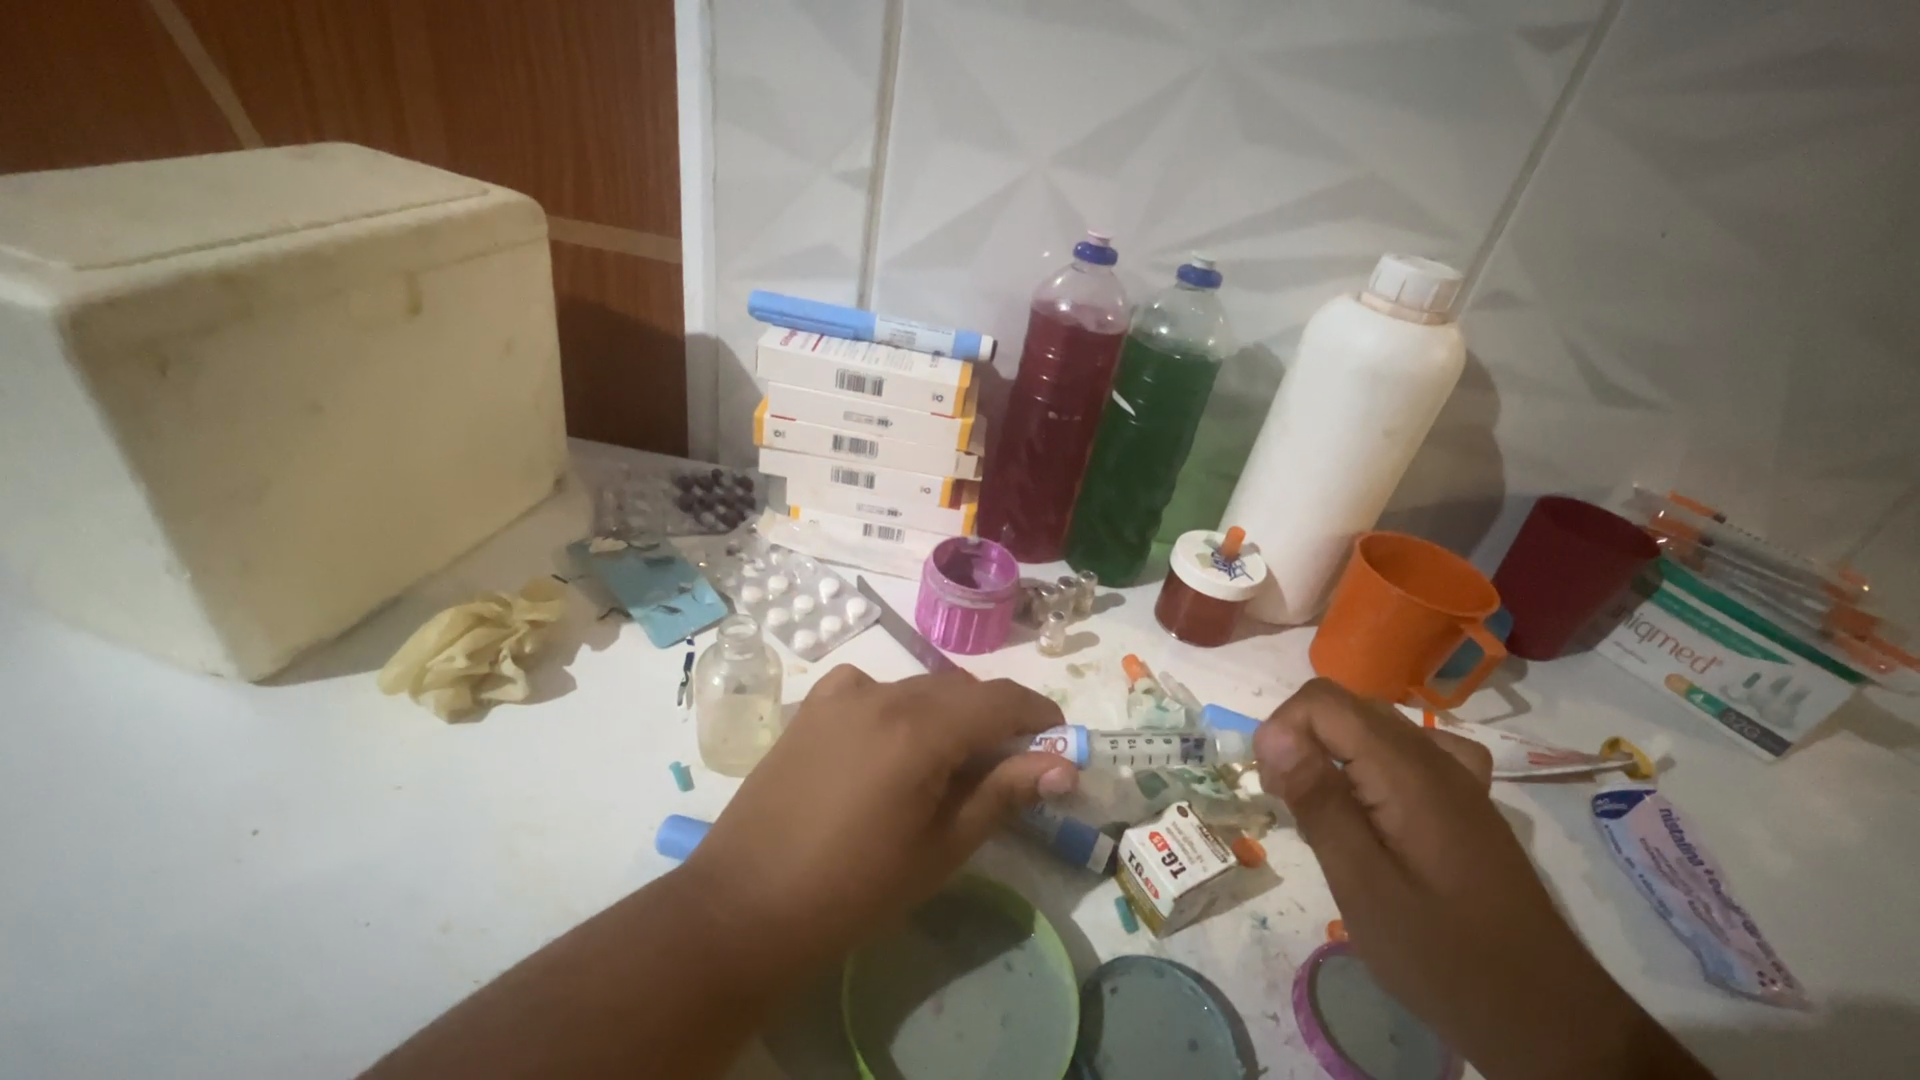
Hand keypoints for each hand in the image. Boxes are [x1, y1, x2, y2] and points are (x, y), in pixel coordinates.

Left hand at [678, 666, 1077, 976]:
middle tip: (1006, 768)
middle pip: (962, 689)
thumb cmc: (856, 889)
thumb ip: (1003, 793)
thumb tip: (1062, 766)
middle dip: (995, 719)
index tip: (1057, 745)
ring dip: (948, 714)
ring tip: (946, 767)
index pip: (1002, 700)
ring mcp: (841, 694)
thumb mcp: (943, 848)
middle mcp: (884, 693)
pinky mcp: (812, 706)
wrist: (747, 903)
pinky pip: (875, 690)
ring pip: (920, 688)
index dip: (1039, 717)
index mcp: (922, 729)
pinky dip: (900, 708)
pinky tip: (890, 748)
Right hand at [1256, 679, 1705, 1079]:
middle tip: (1295, 812)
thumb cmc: (1443, 956)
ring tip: (1328, 820)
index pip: (1322, 701)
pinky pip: (1410, 754)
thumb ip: (1318, 801)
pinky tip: (1377, 809)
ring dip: (1333, 756)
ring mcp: (1459, 779)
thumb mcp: (1363, 884)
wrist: (1548, 1016)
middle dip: (1301, 742)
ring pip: (1375, 728)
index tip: (1276, 793)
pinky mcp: (1468, 804)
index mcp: (1407, 771)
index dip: (1282, 732)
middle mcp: (1437, 757)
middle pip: (1347, 707)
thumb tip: (1273, 732)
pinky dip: (1374, 766)